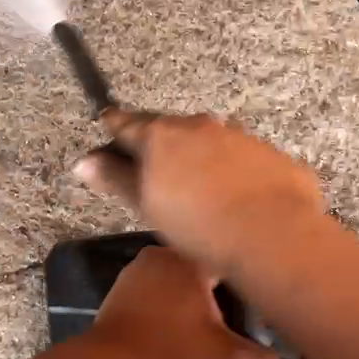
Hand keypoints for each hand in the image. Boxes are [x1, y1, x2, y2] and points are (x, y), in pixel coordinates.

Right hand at [74, 110, 323, 272]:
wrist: (275, 236)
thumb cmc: (197, 223)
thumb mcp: (146, 205)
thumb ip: (114, 178)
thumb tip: (83, 161)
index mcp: (160, 134)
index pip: (125, 122)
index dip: (114, 126)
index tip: (107, 126)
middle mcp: (198, 125)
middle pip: (169, 129)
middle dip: (159, 143)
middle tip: (155, 168)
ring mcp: (239, 136)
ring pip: (210, 141)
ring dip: (200, 155)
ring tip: (200, 186)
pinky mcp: (273, 156)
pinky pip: (245, 159)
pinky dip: (236, 171)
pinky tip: (241, 198)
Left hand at [84, 245, 280, 358]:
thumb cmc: (175, 355)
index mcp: (190, 259)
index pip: (233, 265)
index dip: (252, 293)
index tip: (260, 319)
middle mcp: (162, 253)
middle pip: (207, 273)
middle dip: (225, 302)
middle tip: (237, 332)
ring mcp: (137, 269)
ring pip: (182, 283)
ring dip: (197, 307)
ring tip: (209, 336)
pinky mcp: (122, 288)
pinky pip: (159, 292)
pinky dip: (173, 310)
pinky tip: (179, 335)